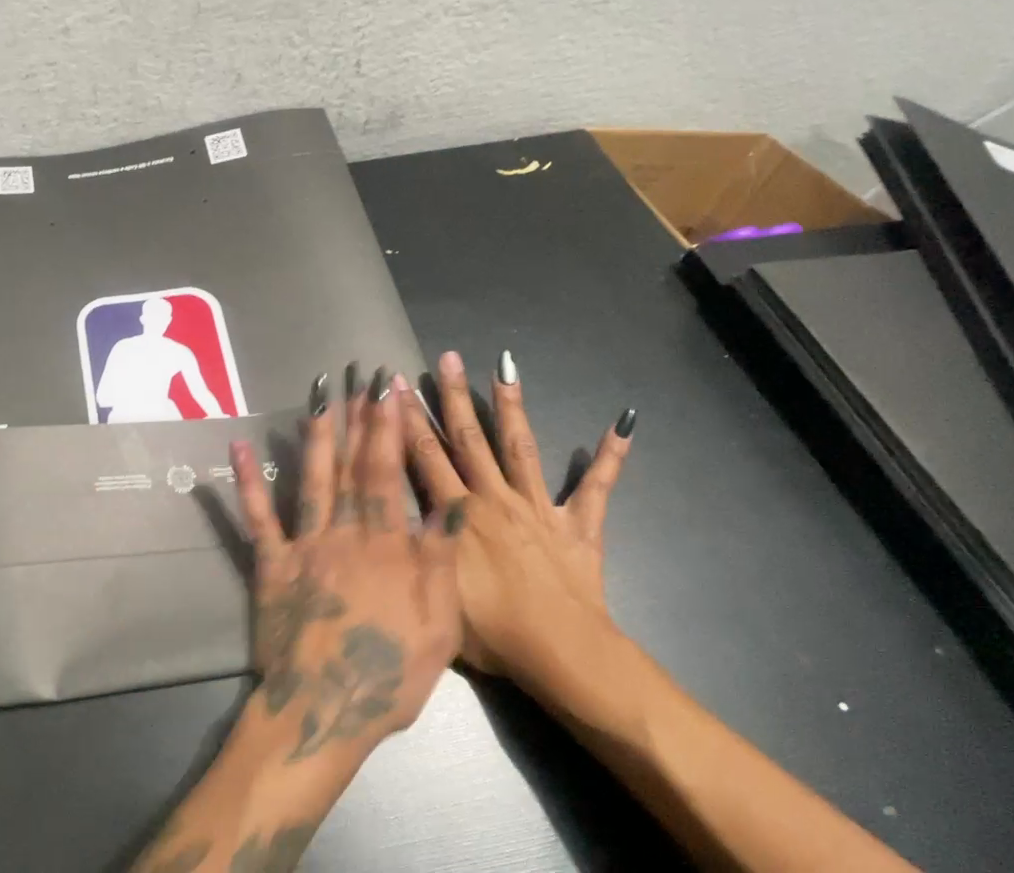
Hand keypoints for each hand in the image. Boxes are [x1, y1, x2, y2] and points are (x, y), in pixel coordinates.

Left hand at [231, 366, 461, 761]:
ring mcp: (304, 547)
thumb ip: (441, 563)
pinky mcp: (270, 565)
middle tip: (360, 378)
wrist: (325, 708)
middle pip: (354, 469)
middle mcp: (346, 535)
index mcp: (389, 548)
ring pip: (312, 481)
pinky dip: (248, 481)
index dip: (391, 430)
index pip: (391, 476)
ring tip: (318, 397)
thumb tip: (450, 507)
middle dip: (360, 420)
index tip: (392, 392)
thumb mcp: (440, 625)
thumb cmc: (389, 674)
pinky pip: (257, 518)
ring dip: (315, 437)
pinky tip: (239, 446)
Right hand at [394, 350, 633, 694]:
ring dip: (511, 406)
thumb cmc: (490, 633)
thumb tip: (388, 509)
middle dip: (453, 397)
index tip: (394, 386)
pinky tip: (625, 421)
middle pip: (469, 440)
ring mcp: (539, 509)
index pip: (425, 457)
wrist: (561, 655)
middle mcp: (495, 500)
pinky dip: (610, 456)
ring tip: (505, 366)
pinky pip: (598, 488)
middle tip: (445, 358)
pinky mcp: (579, 527)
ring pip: (520, 448)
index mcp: (459, 515)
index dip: (406, 421)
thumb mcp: (432, 591)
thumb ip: (413, 545)